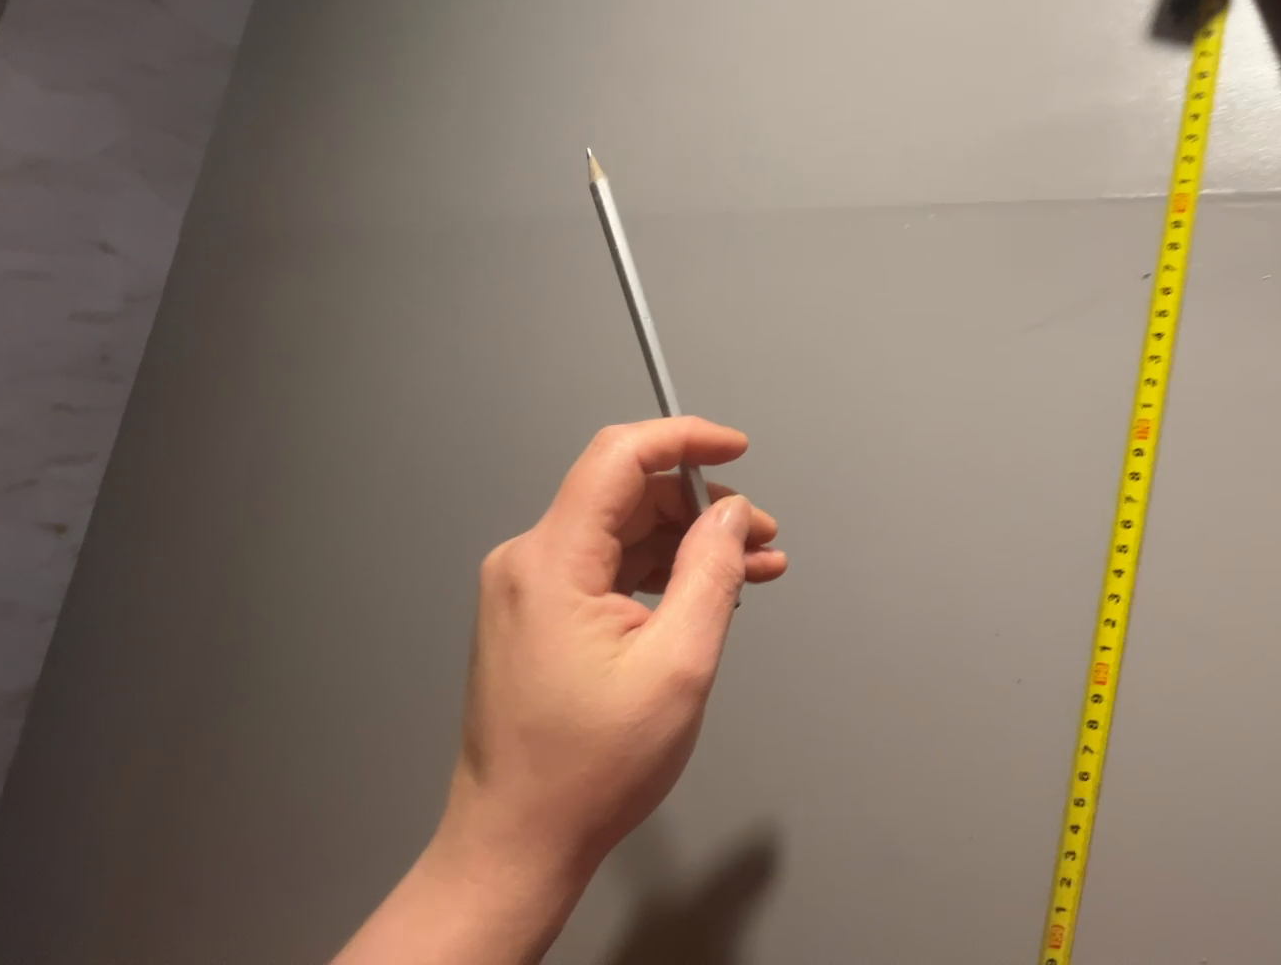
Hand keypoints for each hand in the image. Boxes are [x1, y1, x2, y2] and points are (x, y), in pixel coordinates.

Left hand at [437, 417, 786, 879]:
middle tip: (761, 536)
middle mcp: (531, 562)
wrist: (519, 841)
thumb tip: (732, 514)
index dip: (684, 439)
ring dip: (690, 543)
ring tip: (752, 568)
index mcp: (552, 562)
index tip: (736, 449)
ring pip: (626, 532)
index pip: (619, 457)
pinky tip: (710, 593)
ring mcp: (533, 589)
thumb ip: (712, 572)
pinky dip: (664, 573)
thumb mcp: (679, 664)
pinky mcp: (543, 613)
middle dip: (701, 505)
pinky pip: (613, 568)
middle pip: (628, 495)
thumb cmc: (590, 769)